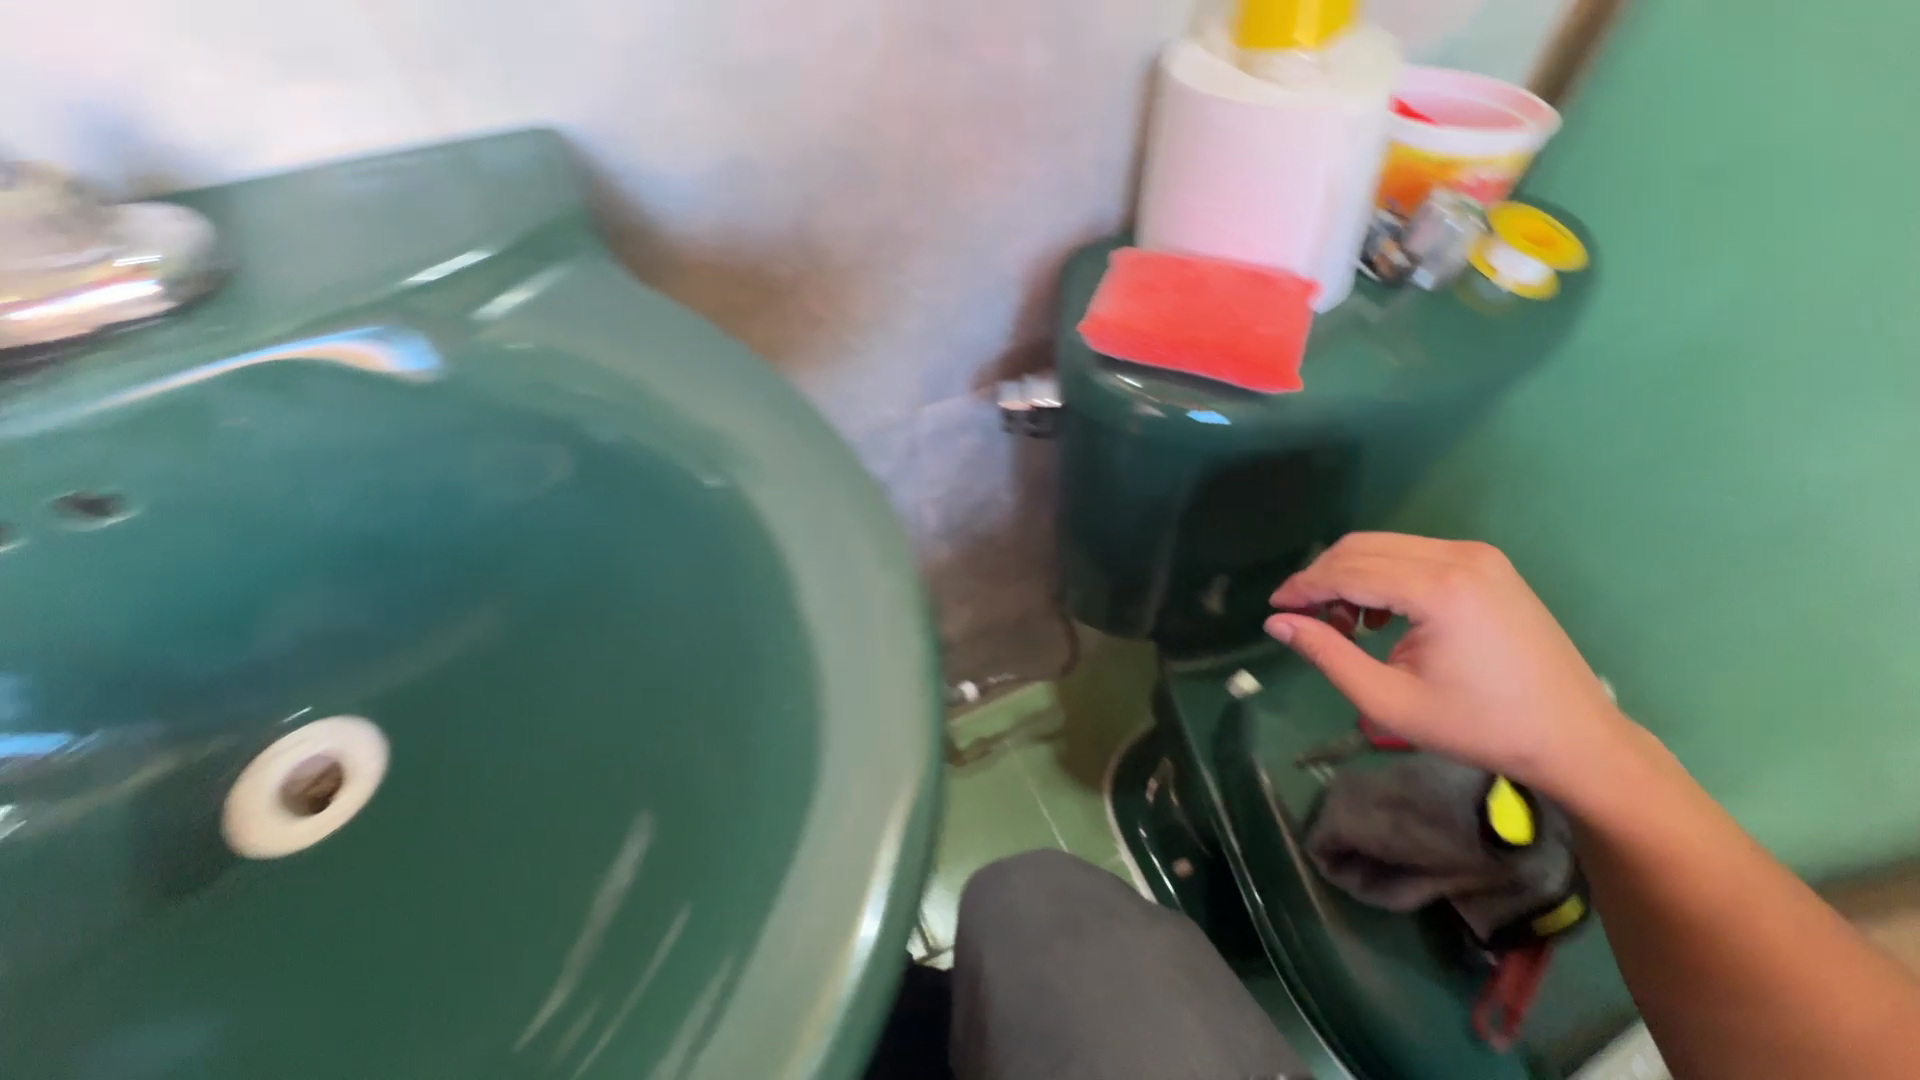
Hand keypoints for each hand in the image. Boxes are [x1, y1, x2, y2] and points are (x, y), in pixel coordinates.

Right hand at [1266, 533, 1640, 801]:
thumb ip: (1327, 654)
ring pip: (1386, 546)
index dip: (1303, 587)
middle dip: (1323, 578)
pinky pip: (1415, 554)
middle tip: (1304, 620)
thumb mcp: (1388, 701)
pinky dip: (1383, 575)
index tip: (1274, 610)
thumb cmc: (1477, 726)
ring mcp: (1479, 556)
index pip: (1347, 570)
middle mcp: (1458, 556)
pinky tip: (1382, 616)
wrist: (1573, 737)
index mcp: (1437, 589)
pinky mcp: (1489, 565)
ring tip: (1343, 625)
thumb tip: (1277, 623)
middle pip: (1363, 547)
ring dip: (1352, 576)